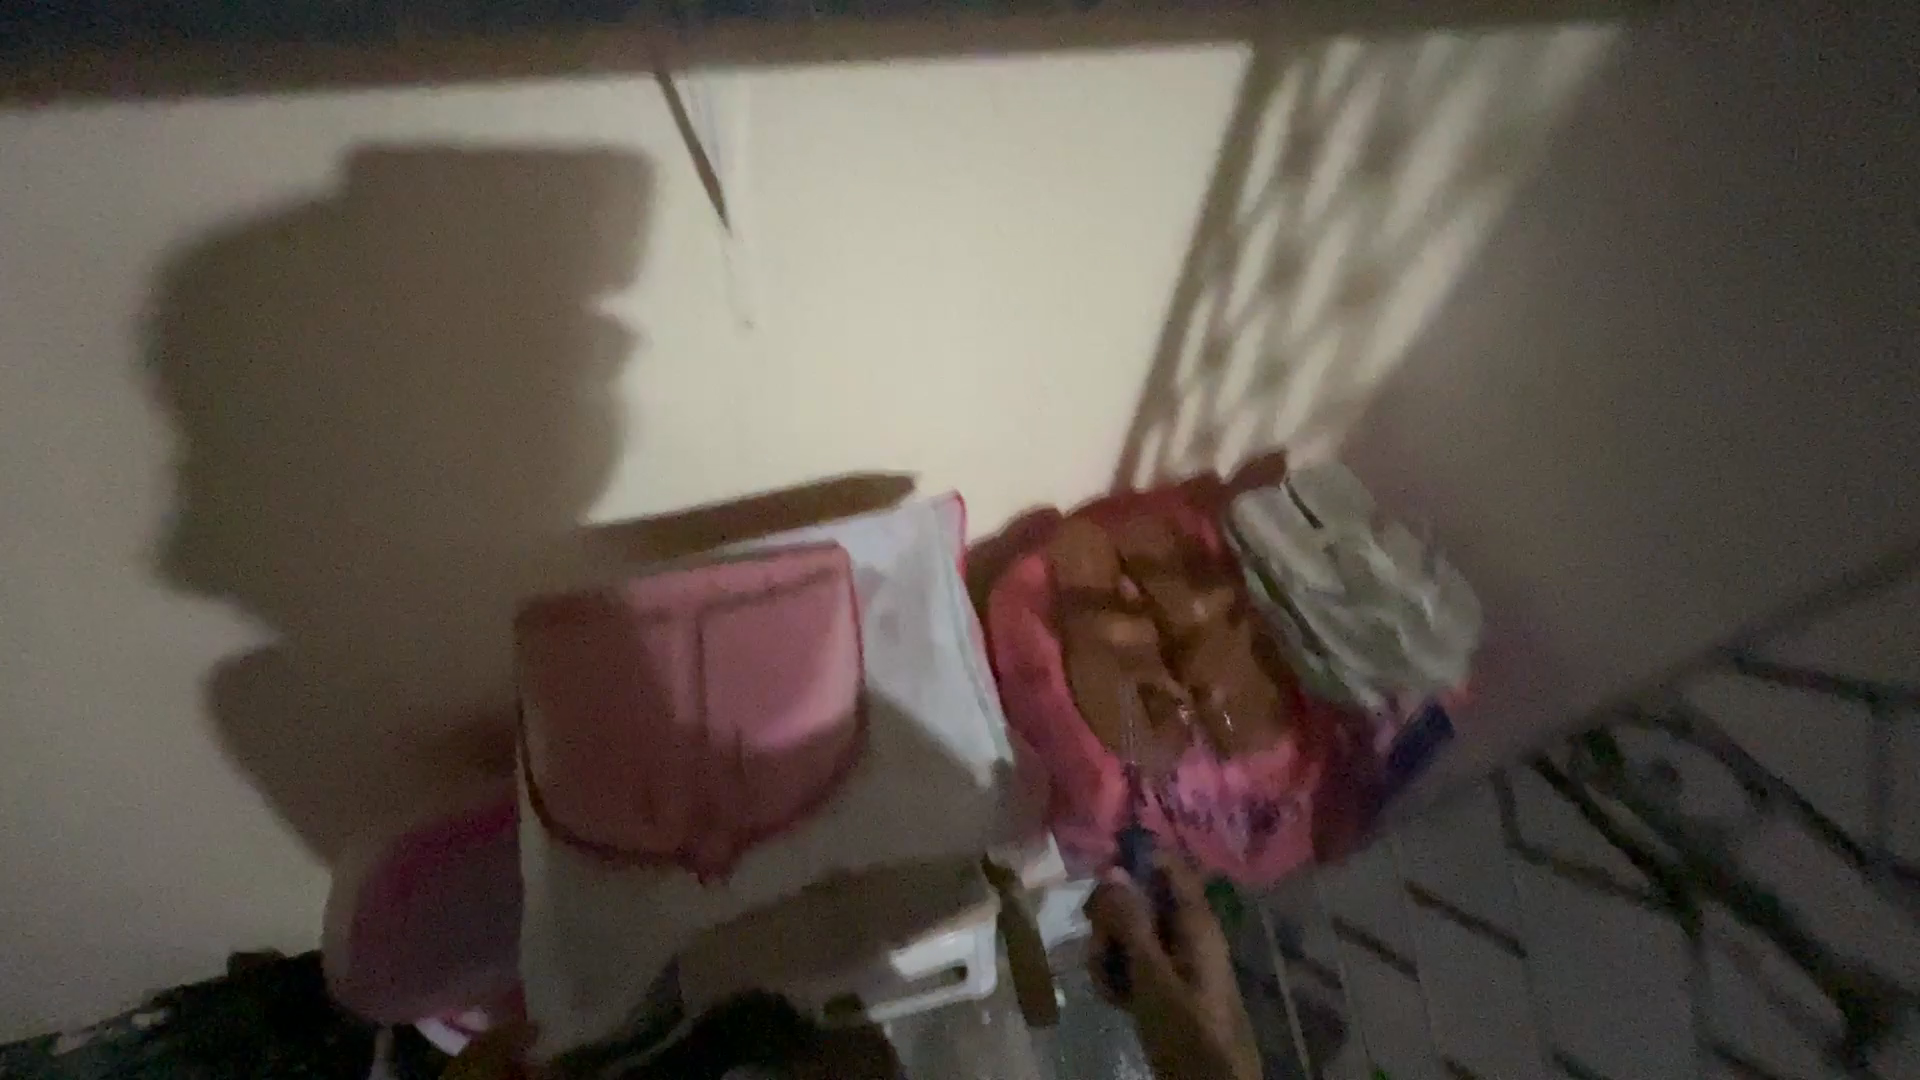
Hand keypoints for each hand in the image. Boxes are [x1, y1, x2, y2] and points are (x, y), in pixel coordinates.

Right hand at [1086, 858, 1260, 1079]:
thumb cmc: (1188, 1031)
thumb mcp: (1152, 976)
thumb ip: (1130, 921)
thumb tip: (1110, 867)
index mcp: (1194, 920)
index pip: (1165, 863)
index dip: (1132, 860)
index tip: (1098, 876)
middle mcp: (1187, 930)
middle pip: (1140, 898)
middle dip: (1110, 917)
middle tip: (1097, 944)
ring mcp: (1177, 957)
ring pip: (1132, 931)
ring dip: (1109, 949)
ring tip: (1103, 981)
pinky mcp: (1167, 983)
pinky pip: (1136, 960)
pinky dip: (1119, 972)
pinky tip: (1113, 998)